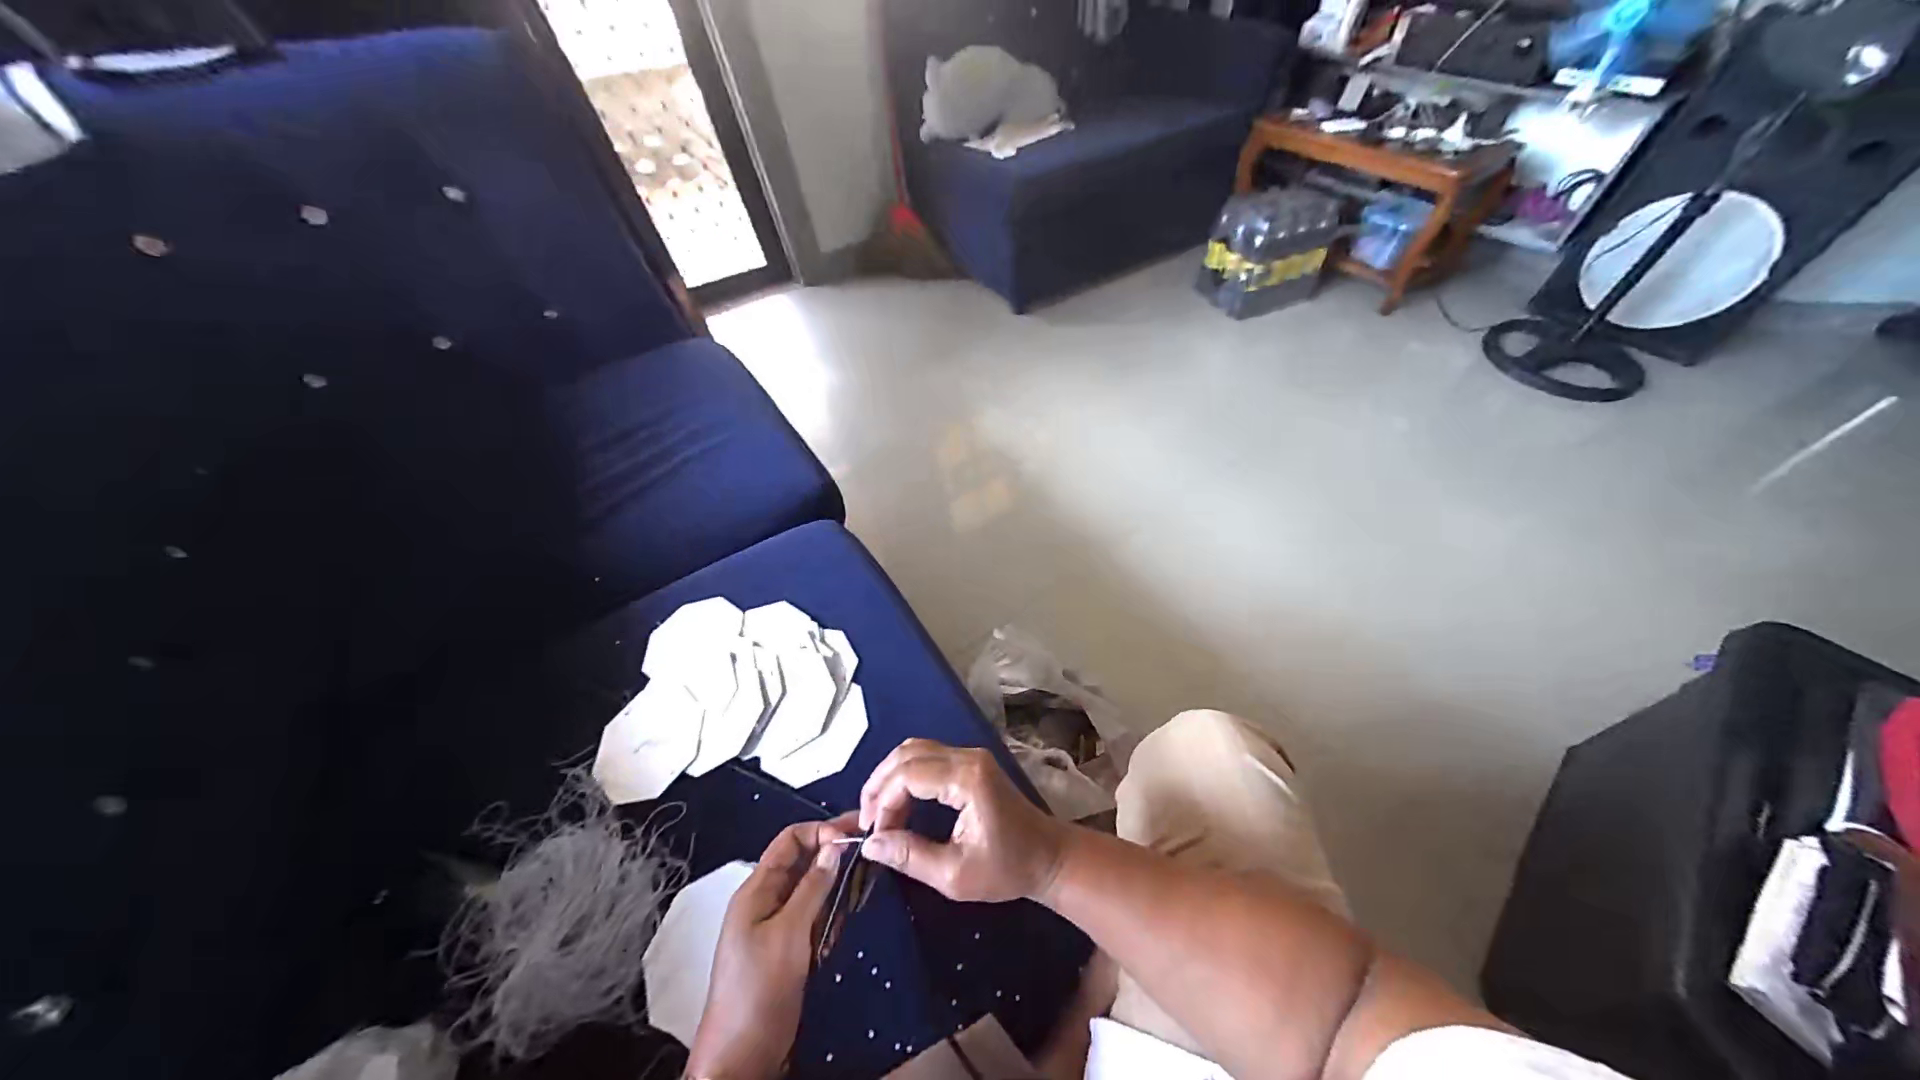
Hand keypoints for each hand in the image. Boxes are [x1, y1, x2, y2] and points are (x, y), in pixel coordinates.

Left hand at [685, 815, 855, 1079]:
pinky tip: (854, 907)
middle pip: (803, 861)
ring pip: (813, 888)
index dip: (821, 831)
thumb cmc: (758, 993)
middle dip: (835, 852)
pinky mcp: (791, 948)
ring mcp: (779, 926)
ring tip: (870, 873)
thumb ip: (812, 888)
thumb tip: (835, 846)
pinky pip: (816, 915)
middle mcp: (767, 901)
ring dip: (838, 880)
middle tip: (873, 846)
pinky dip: (835, 908)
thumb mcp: (788, 934)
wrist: (742, 1060)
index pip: (790, 840)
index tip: (855, 836)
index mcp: (757, 890)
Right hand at [858, 739, 1069, 902]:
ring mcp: (970, 755)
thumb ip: (910, 857)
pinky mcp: (970, 762)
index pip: (908, 775)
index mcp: (967, 779)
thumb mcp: (955, 876)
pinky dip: (905, 775)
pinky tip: (898, 803)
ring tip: (878, 813)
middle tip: (867, 822)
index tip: (875, 835)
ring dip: (889, 778)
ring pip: (914, 750)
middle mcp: (967, 757)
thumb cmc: (1008, 869)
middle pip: (906, 754)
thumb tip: (871, 845)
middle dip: (879, 786)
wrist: (1049, 857)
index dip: (883, 802)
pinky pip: (927, 756)